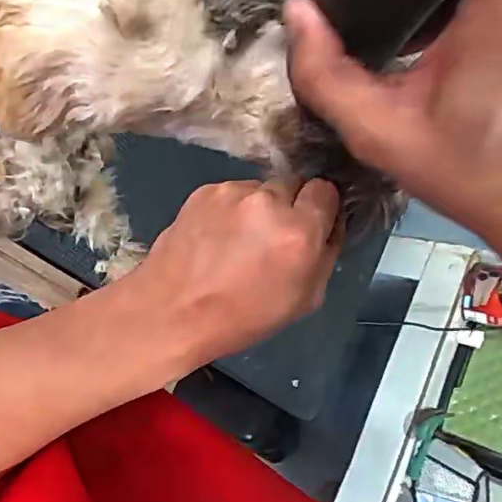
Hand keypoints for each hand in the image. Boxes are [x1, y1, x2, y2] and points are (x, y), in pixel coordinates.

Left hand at [123, 178, 341, 362]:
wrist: (171, 311)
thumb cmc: (242, 317)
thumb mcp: (304, 300)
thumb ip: (326, 253)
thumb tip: (329, 224)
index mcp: (299, 231)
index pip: (326, 190)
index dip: (320, 209)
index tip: (310, 227)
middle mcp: (267, 201)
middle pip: (294, 184)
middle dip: (290, 206)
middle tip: (272, 238)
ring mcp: (232, 192)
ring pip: (260, 187)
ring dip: (259, 206)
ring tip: (237, 240)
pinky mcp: (203, 191)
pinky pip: (231, 192)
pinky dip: (230, 209)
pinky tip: (215, 236)